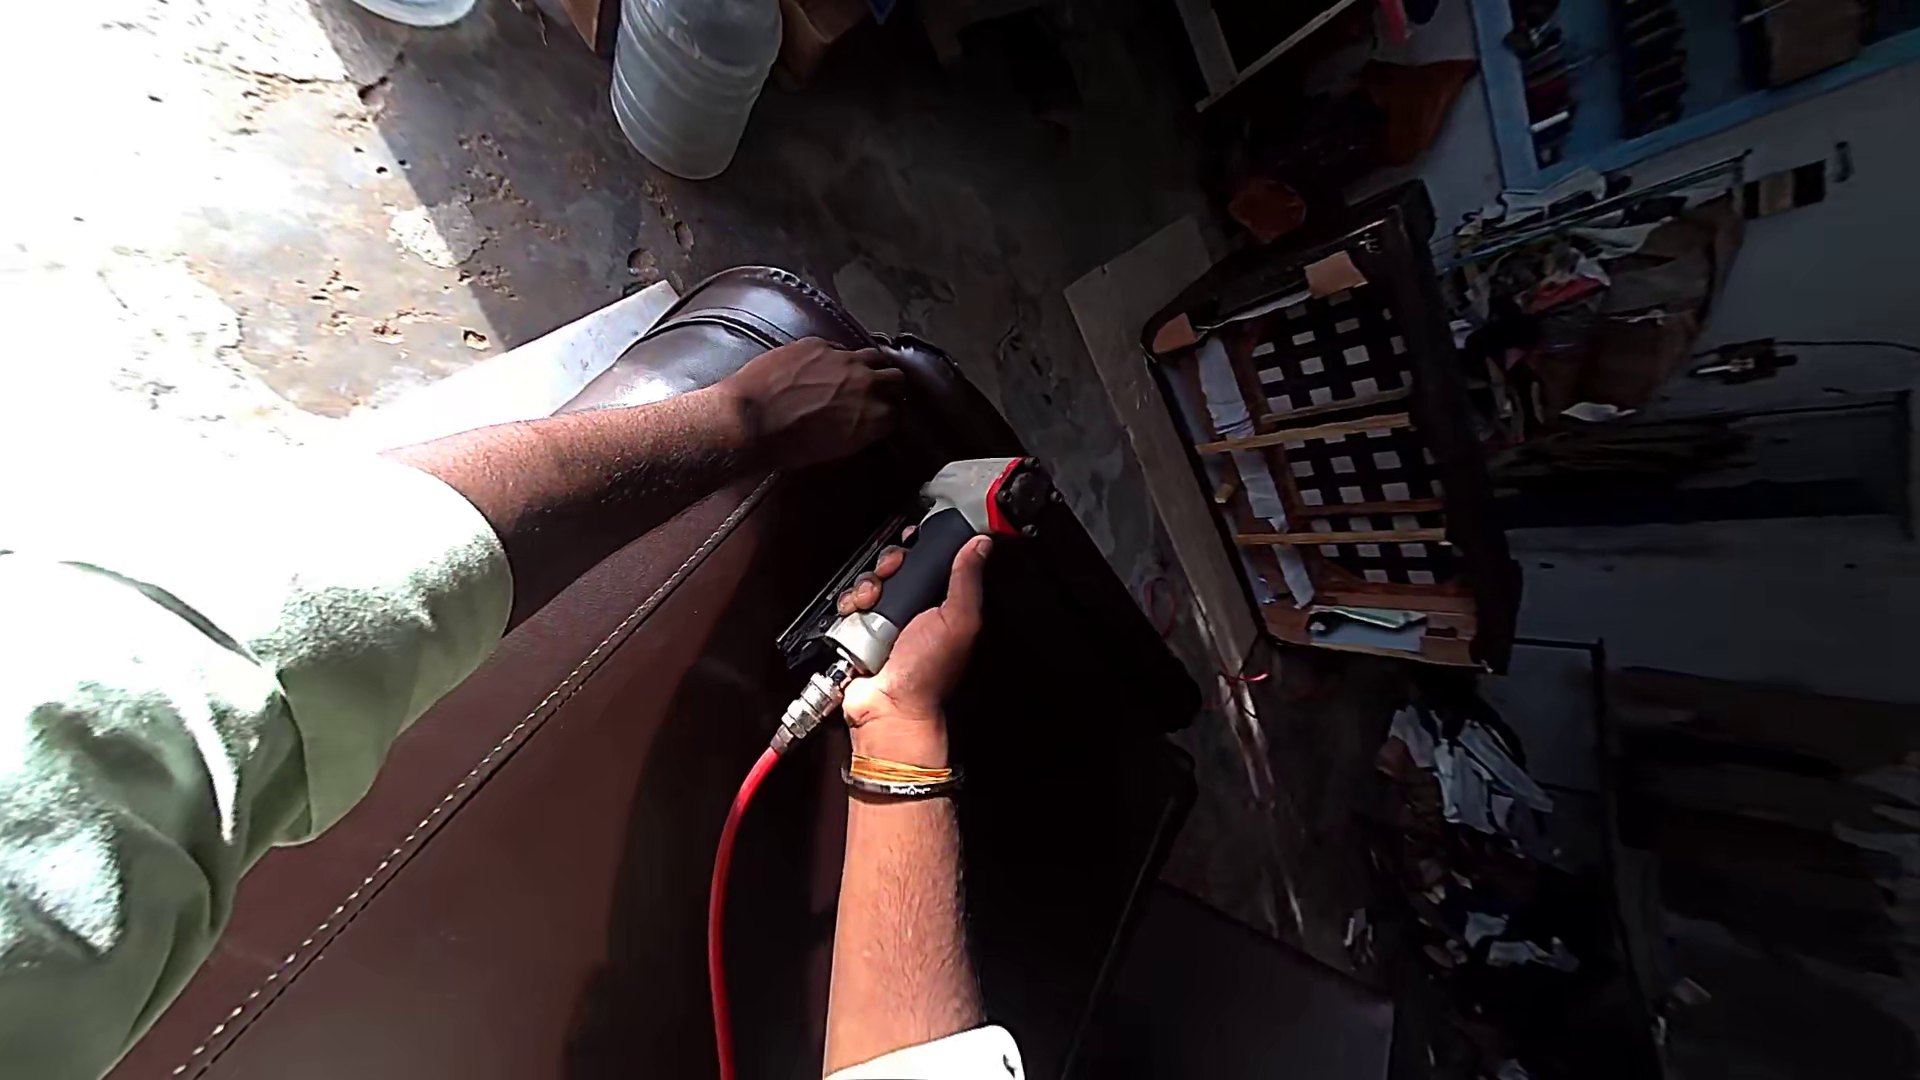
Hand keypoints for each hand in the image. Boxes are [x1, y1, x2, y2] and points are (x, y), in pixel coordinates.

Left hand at [718, 337, 905, 468]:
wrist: (751, 422)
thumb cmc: (791, 446)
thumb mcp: (838, 448)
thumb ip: (863, 430)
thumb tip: (869, 422)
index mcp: (874, 417)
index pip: (900, 411)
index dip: (895, 412)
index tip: (889, 413)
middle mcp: (867, 385)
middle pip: (896, 378)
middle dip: (892, 385)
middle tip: (883, 390)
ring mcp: (844, 360)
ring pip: (874, 356)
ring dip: (872, 365)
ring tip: (862, 371)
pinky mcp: (819, 345)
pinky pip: (841, 348)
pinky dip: (840, 357)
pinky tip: (828, 365)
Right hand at [839, 534, 991, 763]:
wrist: (890, 708)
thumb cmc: (930, 673)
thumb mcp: (959, 619)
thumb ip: (968, 579)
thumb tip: (981, 544)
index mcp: (945, 604)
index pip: (934, 561)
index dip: (922, 547)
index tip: (914, 542)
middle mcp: (916, 609)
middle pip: (899, 565)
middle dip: (892, 563)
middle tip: (893, 572)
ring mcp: (886, 619)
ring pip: (872, 580)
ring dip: (869, 583)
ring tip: (873, 600)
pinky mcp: (861, 629)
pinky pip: (851, 601)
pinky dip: (851, 602)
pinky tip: (859, 612)